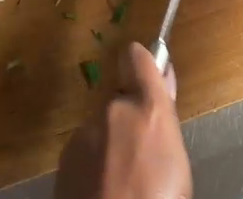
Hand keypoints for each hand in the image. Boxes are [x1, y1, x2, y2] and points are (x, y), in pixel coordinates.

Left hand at [55, 42, 191, 198]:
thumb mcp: (178, 162)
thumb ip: (165, 117)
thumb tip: (163, 81)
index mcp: (147, 108)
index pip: (136, 57)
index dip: (142, 65)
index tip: (149, 78)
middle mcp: (112, 111)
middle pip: (119, 101)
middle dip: (128, 119)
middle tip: (143, 156)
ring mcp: (84, 133)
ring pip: (101, 128)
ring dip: (110, 145)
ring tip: (124, 182)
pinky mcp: (64, 159)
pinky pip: (84, 151)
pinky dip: (93, 165)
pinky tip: (102, 191)